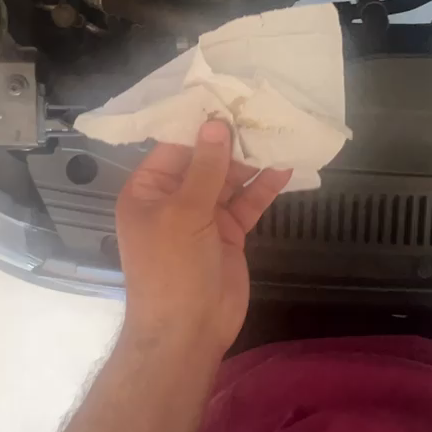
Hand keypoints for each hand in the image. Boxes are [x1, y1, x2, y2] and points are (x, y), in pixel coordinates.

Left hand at [114, 120, 293, 358]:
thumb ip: (205, 167)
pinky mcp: (228, 233)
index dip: (199, 126)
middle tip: (260, 113)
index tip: (227, 99)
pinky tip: (284, 168)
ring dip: (251, 161)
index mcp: (147, 191)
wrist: (188, 332)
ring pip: (228, 179)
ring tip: (277, 133)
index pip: (173, 147)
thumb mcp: (184, 212)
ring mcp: (202, 217)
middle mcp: (173, 199)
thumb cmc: (172, 269)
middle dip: (231, 141)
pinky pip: (246, 203)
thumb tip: (216, 124)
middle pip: (204, 160)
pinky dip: (264, 187)